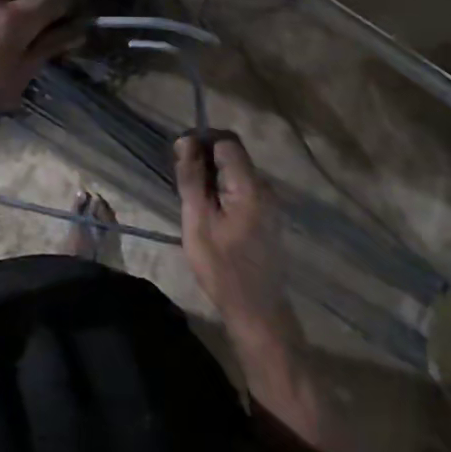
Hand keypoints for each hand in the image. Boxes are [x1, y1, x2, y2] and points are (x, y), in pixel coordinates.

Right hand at [175, 133, 293, 337]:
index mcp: (249, 185)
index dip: (201, 141)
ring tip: (194, 198)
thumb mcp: (197, 221)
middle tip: (183, 181)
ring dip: (213, 174)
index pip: (226, 140)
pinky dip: (223, 188)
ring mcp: (269, 201)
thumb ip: (192, 178)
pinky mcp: (268, 214)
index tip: (180, 159)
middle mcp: (264, 186)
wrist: (257, 311)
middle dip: (205, 157)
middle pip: (233, 153)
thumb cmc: (222, 267)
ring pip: (236, 170)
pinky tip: (210, 211)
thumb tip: (185, 140)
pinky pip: (242, 186)